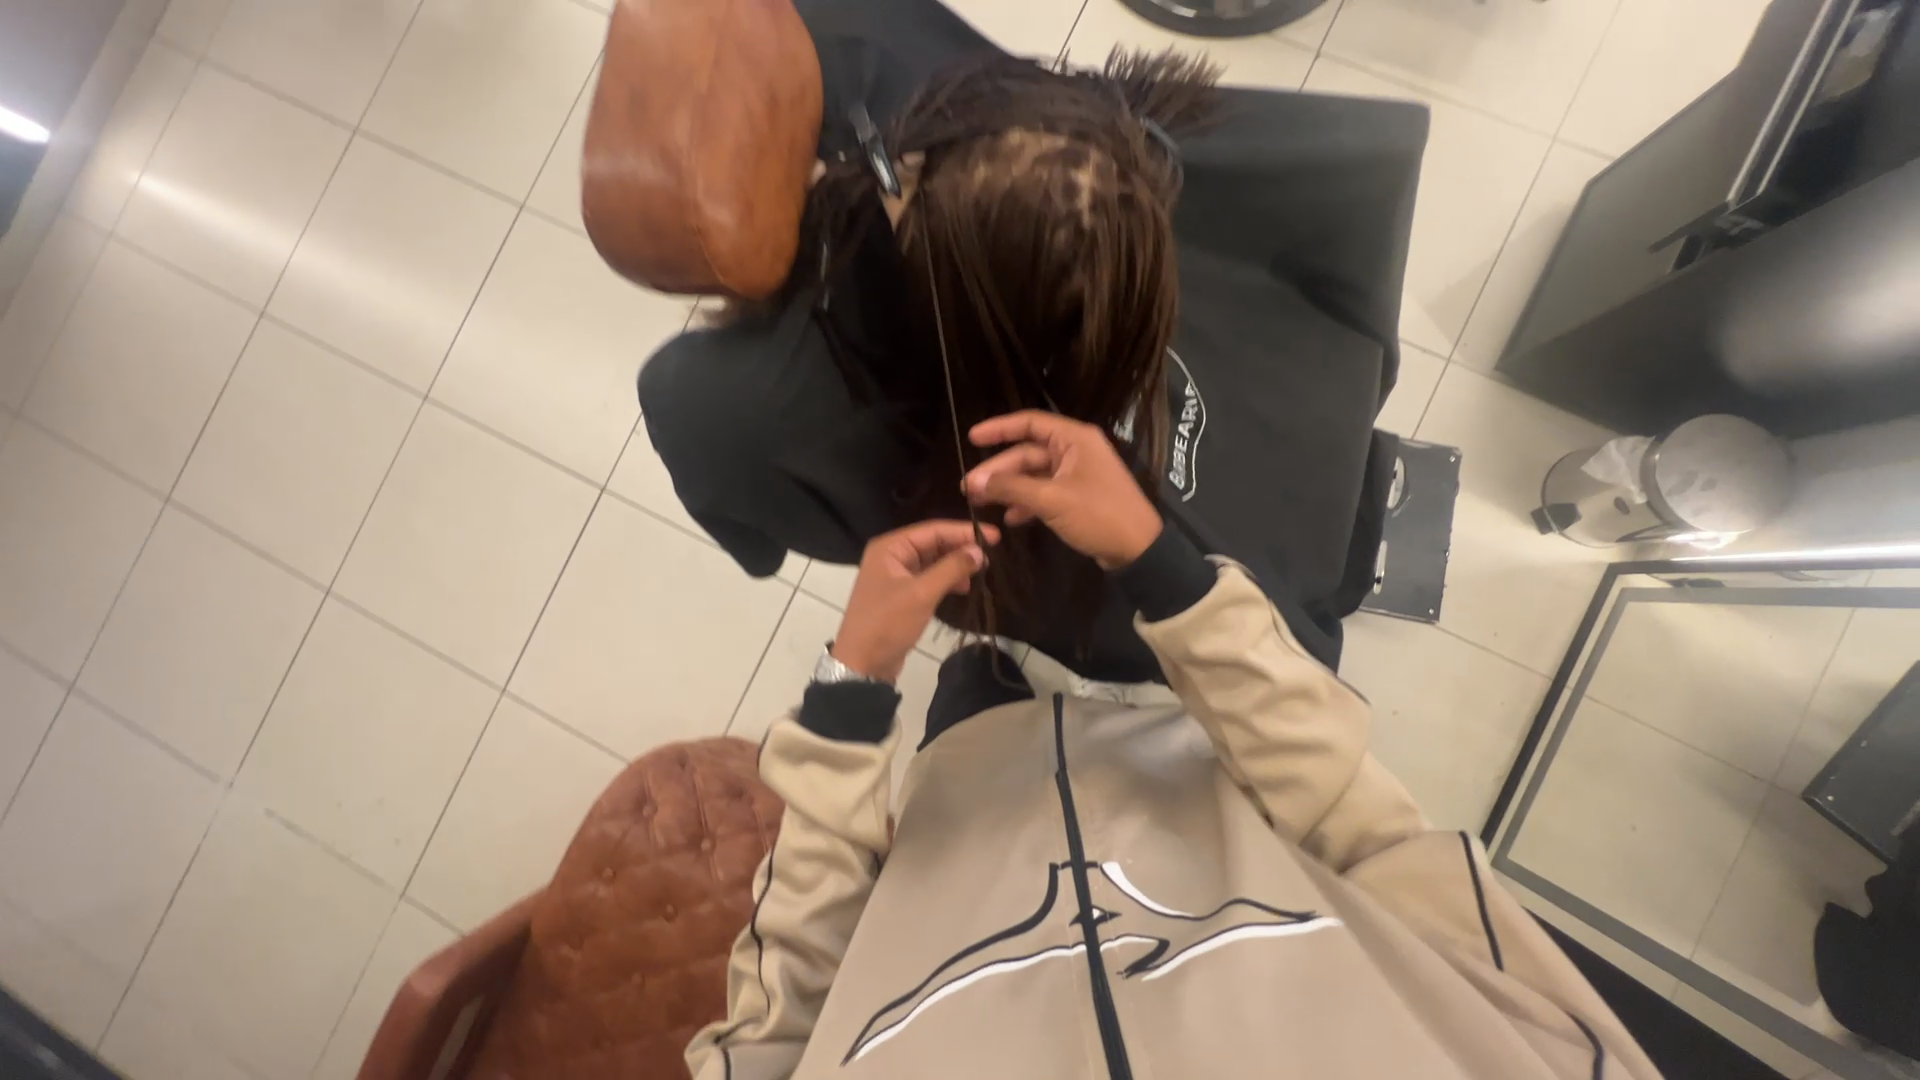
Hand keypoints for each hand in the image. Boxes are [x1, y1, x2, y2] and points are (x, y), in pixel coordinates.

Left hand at [833, 520, 999, 682]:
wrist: (863, 664)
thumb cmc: (888, 623)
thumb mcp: (922, 594)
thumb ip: (951, 568)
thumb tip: (979, 551)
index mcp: (890, 547)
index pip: (932, 530)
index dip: (964, 532)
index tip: (995, 536)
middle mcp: (891, 556)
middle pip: (932, 544)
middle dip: (960, 548)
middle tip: (990, 556)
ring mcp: (895, 576)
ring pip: (932, 562)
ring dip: (955, 566)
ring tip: (979, 574)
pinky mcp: (902, 595)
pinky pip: (928, 579)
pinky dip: (946, 581)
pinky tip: (962, 589)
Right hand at [964, 410, 1161, 569]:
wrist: (1138, 549)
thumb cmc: (1098, 515)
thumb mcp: (1051, 500)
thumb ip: (1011, 488)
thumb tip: (976, 482)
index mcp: (1074, 439)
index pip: (1030, 422)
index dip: (998, 429)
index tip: (971, 438)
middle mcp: (1075, 451)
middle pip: (1027, 453)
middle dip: (998, 470)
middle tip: (969, 488)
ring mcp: (1077, 475)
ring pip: (1033, 475)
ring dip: (1008, 488)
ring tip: (981, 504)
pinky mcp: (1078, 497)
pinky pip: (1045, 493)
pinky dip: (1026, 503)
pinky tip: (1010, 519)